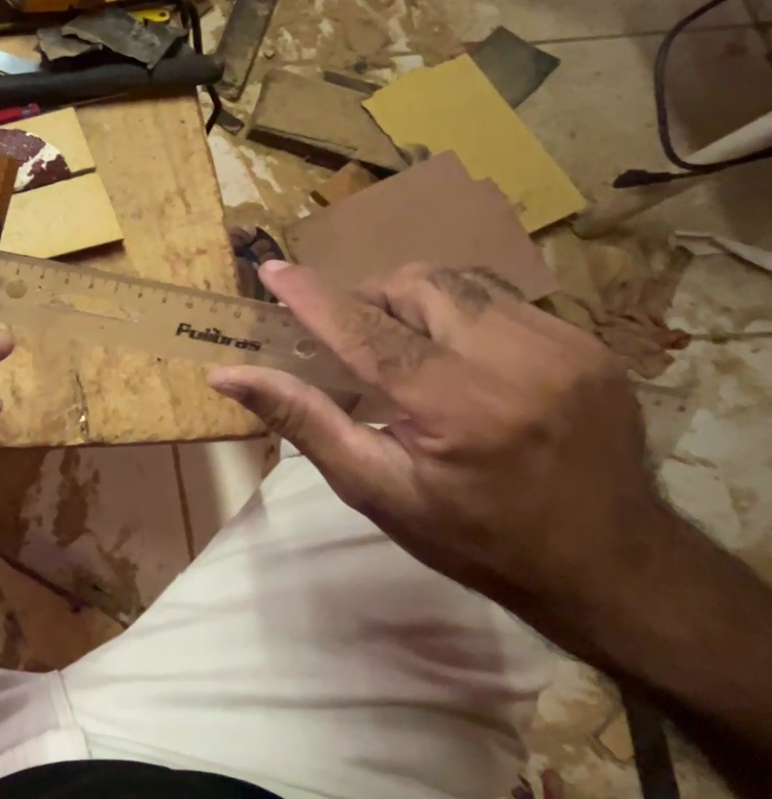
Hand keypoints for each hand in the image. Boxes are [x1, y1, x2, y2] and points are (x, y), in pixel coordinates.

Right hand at [207, 261, 666, 616]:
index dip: (313, 299)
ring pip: (459, 283)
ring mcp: (565, 348)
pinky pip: (499, 300)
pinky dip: (457, 316)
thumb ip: (302, 419)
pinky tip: (455, 359)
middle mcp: (520, 364)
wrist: (613, 568)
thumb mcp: (374, 488)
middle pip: (417, 286)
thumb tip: (227, 375)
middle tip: (351, 340)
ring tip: (403, 347)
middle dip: (368, 300)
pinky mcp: (589, 344)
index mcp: (462, 408)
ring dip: (412, 303)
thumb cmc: (474, 538)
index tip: (271, 272)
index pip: (367, 331)